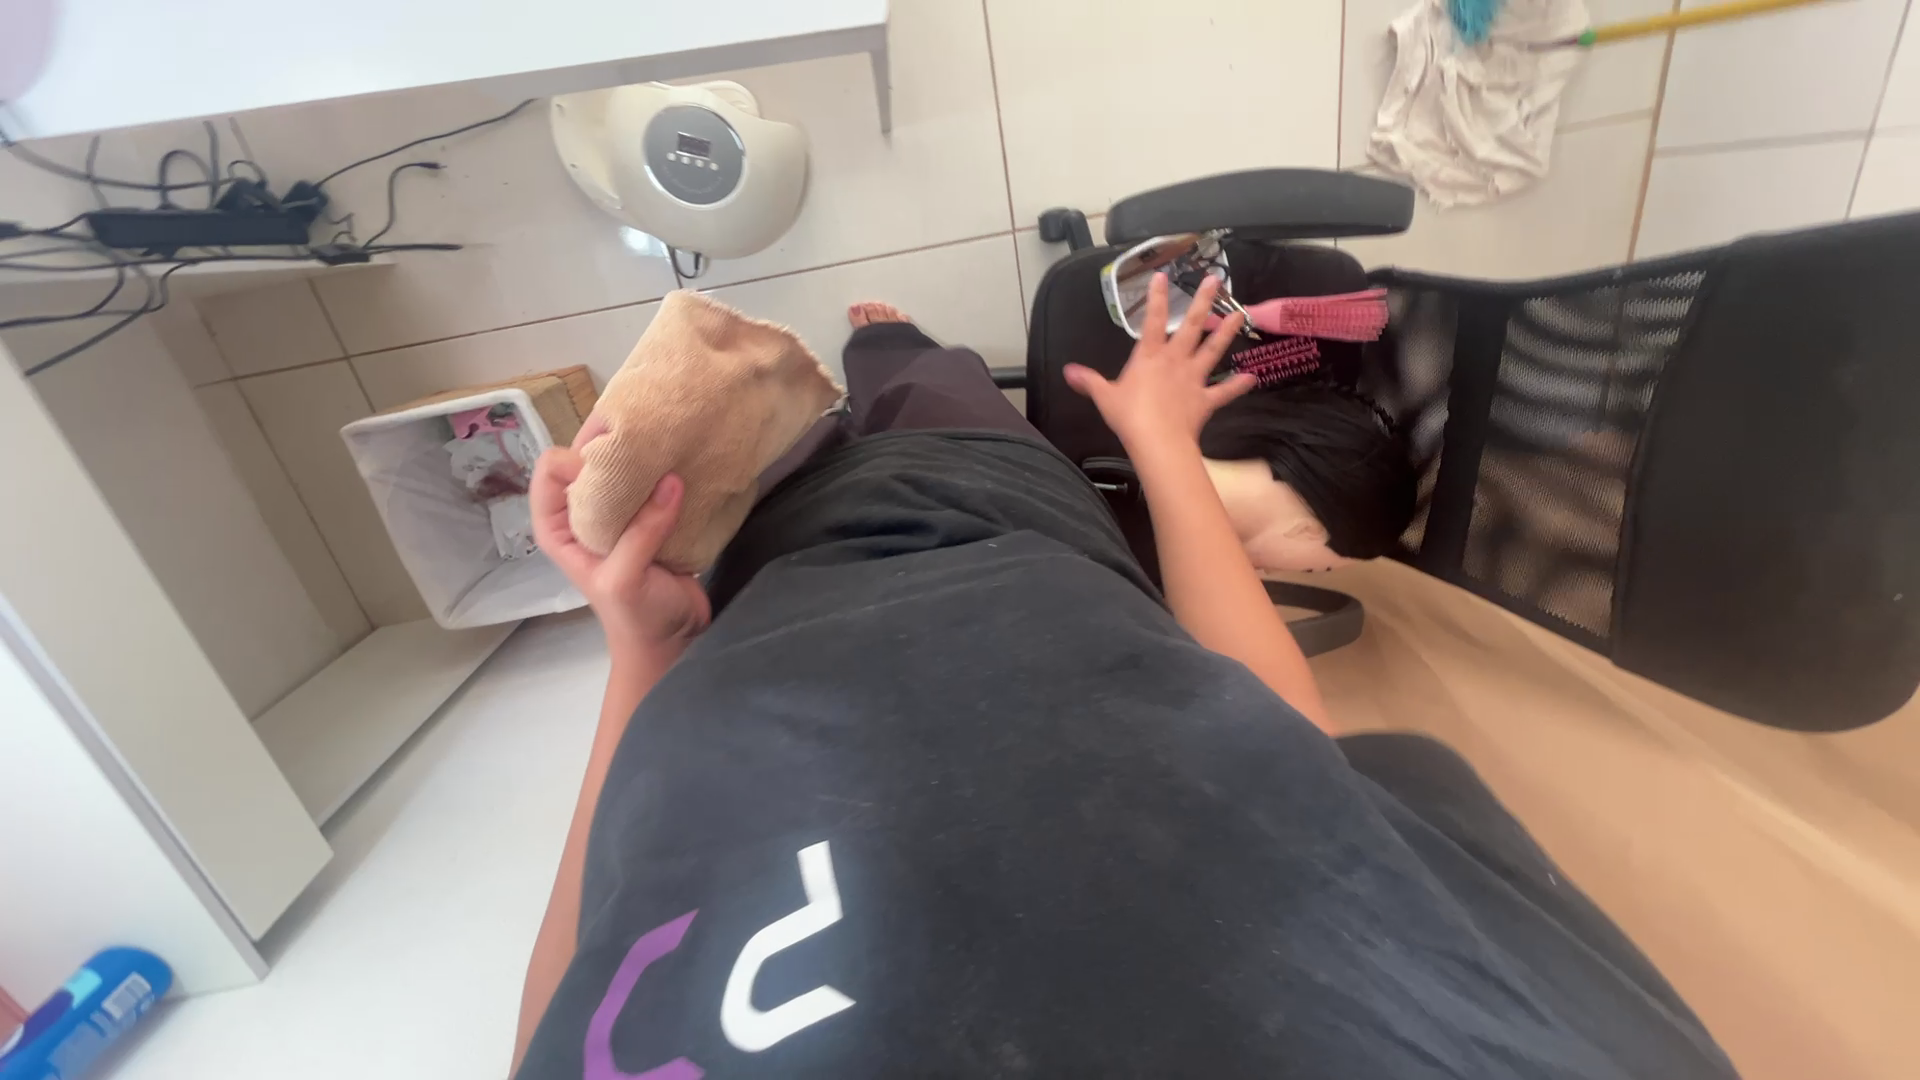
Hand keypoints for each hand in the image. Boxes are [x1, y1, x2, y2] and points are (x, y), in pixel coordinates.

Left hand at [531, 447, 710, 662]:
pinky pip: (657, 487)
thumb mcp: (627, 579)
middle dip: (614, 445)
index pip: (553, 470)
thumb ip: (642, 532)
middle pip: (589, 462)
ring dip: (646, 457)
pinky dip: (669, 474)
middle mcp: (586, 516)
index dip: (579, 457)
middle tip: (650, 432)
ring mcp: (622, 517)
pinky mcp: (654, 520)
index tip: (617, 456)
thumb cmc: (636, 617)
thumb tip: (672, 480)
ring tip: (671, 440)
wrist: (674, 641)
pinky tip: (687, 461)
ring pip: (625, 471)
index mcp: (560, 527)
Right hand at [1064, 273, 1254, 457]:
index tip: (1162, 276)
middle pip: (1190, 327)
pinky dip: (1237, 386)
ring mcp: (1192, 379)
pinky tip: (1251, 378)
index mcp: (1148, 357)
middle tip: (1214, 281)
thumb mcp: (1104, 397)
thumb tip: (1068, 371)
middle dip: (1202, 302)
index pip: (1151, 321)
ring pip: (1212, 351)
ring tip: (1239, 314)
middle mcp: (1174, 361)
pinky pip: (1224, 391)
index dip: (1156, 298)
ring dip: (1225, 333)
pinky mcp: (1205, 400)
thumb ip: (1089, 381)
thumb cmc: (1129, 417)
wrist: (1157, 441)